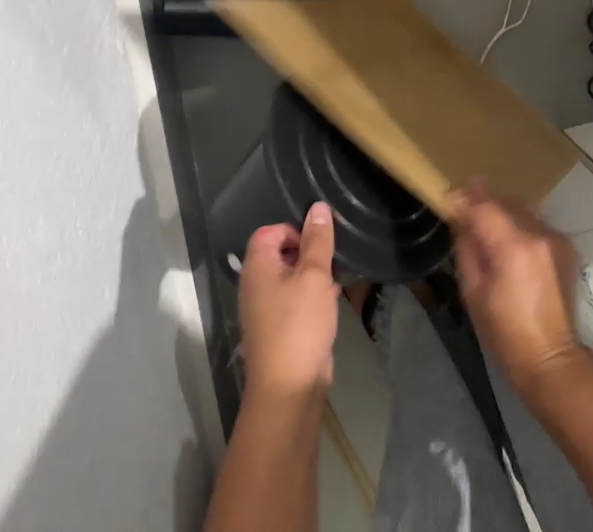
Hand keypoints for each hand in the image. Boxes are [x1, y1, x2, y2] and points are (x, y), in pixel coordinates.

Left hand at [239, 201, 339, 397]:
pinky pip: (296, 299)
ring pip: (291, 277)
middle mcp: (256, 285)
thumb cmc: (299, 323)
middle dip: (308, 252)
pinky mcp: (280, 326)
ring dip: (314, 275)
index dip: (294, 230)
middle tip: (332, 260)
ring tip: (336, 279)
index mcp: (257, 268)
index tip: (318, 243)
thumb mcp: (314, 276)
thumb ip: (317, 241)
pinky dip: (313, 295)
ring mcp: (266, 307)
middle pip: (280, 253)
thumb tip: (318, 208)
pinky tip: (333, 302)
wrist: (289, 384)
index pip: (269, 231)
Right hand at [451, 182, 586, 397]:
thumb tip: (464, 222)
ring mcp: (558, 240)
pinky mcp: (568, 248)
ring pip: (525, 212)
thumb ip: (468, 248)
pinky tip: (514, 249)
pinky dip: (524, 230)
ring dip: (506, 216)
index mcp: (513, 247)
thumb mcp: (472, 291)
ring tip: (490, 233)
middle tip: (467, 213)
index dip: (466, 196)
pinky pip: (539, 227)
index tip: (451, 194)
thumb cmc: (503, 331)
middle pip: (508, 203)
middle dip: (486, 204)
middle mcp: (539, 235)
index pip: (486, 206)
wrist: (549, 355)